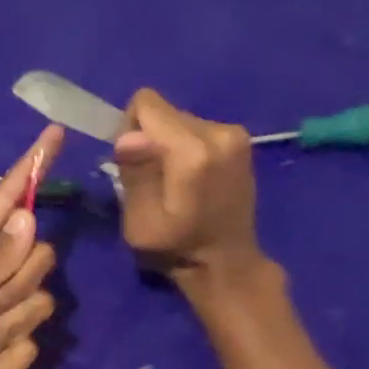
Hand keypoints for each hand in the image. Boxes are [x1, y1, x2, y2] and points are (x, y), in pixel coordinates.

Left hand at [0, 125, 64, 368]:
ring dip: (9, 330)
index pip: (5, 197)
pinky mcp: (9, 341)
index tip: (56, 133)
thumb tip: (28, 215)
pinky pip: (33, 342)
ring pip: (40, 301)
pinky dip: (6, 361)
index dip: (31, 167)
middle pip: (36, 255)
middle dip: (16, 288)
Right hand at [114, 88, 268, 287]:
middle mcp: (219, 132)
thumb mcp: (141, 222)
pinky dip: (187, 147)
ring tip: (175, 182)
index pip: (146, 104)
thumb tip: (127, 135)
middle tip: (154, 179)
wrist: (227, 264)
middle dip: (150, 138)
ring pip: (180, 119)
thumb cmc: (176, 248)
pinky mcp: (241, 140)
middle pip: (164, 111)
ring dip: (169, 144)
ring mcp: (235, 134)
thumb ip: (135, 173)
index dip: (130, 129)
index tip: (135, 165)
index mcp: (193, 151)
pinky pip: (197, 128)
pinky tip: (193, 179)